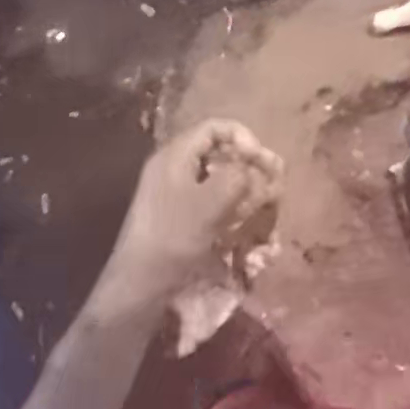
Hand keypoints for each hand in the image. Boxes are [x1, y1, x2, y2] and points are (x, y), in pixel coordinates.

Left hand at [101, 119, 284, 307]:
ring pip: (216, 177)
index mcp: (175, 155)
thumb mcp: (210, 203)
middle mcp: (172, 168)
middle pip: (217, 151)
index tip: (262, 162)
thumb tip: (257, 167)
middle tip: (269, 186)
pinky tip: (238, 223)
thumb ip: (238, 177)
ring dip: (241, 187)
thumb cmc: (173, 237)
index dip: (244, 138)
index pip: (214, 127)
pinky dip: (228, 205)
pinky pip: (208, 199)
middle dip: (246, 165)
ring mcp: (172, 192)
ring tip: (258, 206)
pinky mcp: (176, 216)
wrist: (140, 281)